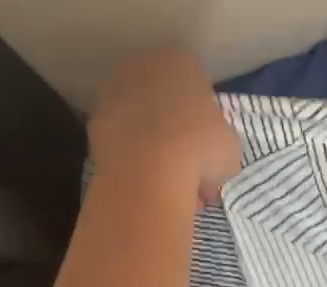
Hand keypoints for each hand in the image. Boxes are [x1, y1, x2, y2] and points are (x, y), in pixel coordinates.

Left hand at [86, 50, 240, 206]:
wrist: (149, 167)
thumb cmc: (200, 147)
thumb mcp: (230, 147)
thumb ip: (221, 141)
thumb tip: (213, 156)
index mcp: (182, 63)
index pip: (197, 83)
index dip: (205, 117)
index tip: (210, 144)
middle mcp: (144, 66)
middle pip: (164, 98)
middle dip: (176, 130)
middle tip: (190, 167)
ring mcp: (114, 91)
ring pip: (142, 121)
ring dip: (154, 147)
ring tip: (170, 184)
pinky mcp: (96, 121)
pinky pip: (123, 141)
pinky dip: (134, 160)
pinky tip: (149, 184)